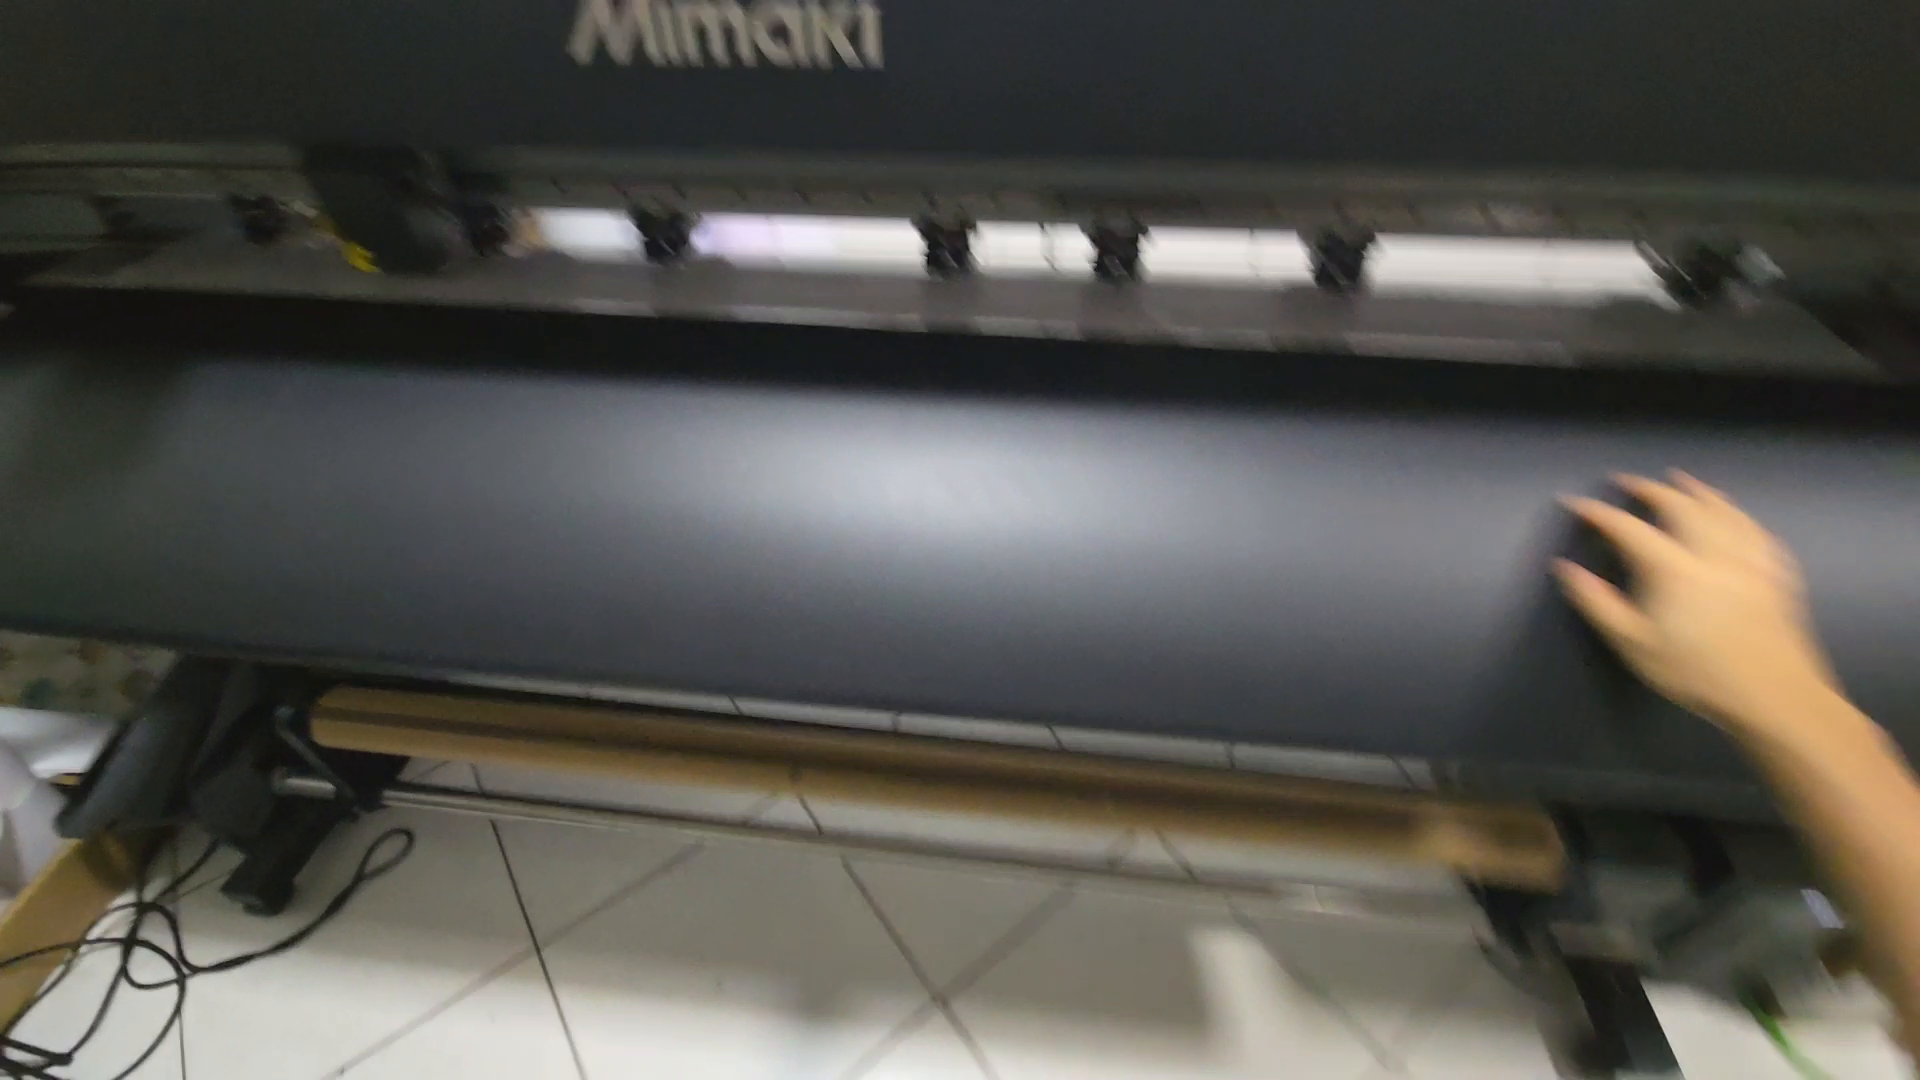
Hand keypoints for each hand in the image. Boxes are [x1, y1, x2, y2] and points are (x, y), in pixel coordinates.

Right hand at [1555, 472, 1839, 734]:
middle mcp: (1716, 557)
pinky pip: (1758, 535)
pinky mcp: (1777, 579)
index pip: (1631, 530)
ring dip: (1701, 493)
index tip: (1574, 502)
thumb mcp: (1631, 642)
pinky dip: (1740, 518)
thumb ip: (1596, 602)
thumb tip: (1565, 568)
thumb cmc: (1693, 671)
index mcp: (1675, 571)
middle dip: (1653, 491)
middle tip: (1628, 481)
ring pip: (1728, 515)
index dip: (1600, 513)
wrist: (1776, 698)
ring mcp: (1753, 566)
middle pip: (1685, 509)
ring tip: (1683, 481)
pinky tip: (1734, 517)